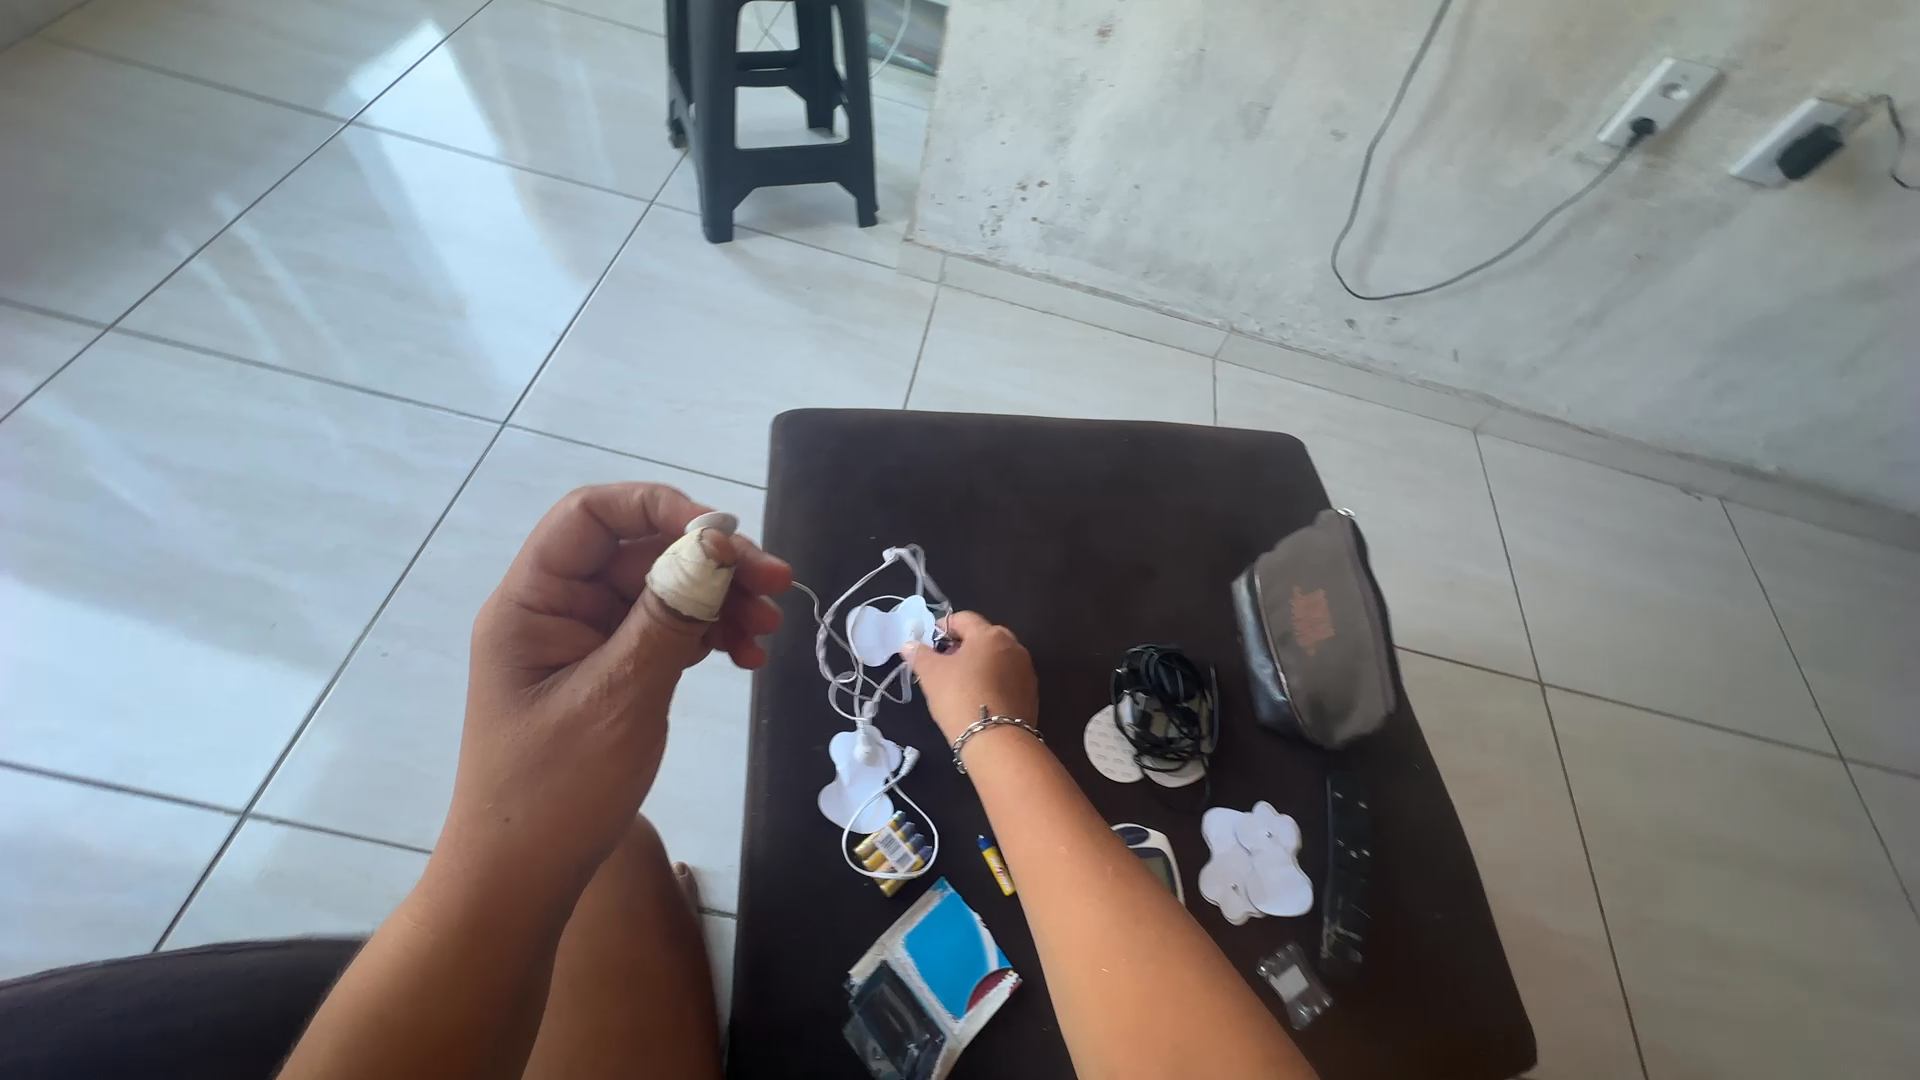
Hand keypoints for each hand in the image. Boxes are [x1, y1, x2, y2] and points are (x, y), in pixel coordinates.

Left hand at [444, 484, 790, 891]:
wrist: (528, 876)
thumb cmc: (555, 789)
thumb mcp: (618, 696)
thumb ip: (668, 617)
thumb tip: (716, 547)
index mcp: (535, 602)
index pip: (591, 516)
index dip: (659, 507)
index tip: (725, 535)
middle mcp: (563, 608)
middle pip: (644, 552)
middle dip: (713, 562)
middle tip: (776, 583)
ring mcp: (593, 638)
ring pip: (667, 590)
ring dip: (723, 600)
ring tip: (769, 628)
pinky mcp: (620, 666)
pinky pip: (673, 629)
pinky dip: (713, 635)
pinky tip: (748, 657)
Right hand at [902, 612, 1038, 741]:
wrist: (997, 741)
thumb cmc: (960, 698)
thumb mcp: (931, 675)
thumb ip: (919, 654)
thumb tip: (909, 644)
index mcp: (990, 634)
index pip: (964, 618)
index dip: (944, 627)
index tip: (930, 643)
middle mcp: (1013, 645)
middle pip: (983, 636)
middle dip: (963, 646)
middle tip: (944, 663)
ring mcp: (1026, 669)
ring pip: (997, 658)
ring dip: (979, 664)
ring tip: (960, 683)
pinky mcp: (1031, 692)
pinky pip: (1007, 678)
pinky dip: (993, 681)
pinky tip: (979, 698)